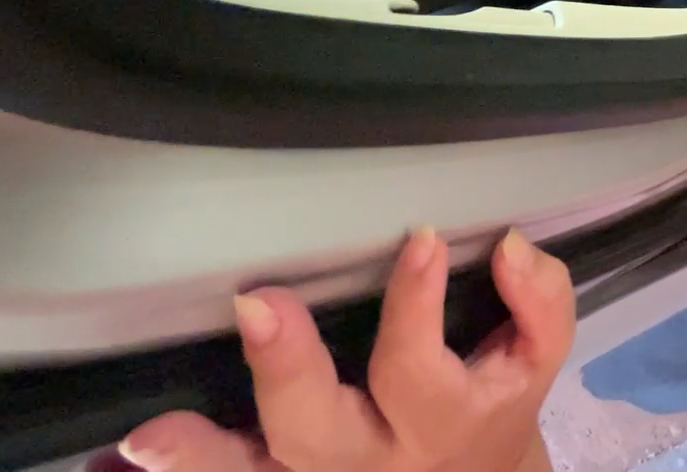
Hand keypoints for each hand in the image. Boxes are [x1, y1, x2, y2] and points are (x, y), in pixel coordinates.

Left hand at [116, 228, 573, 471]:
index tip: (421, 237)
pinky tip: (142, 454)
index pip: (418, 364)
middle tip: (259, 303)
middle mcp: (378, 462)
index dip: (416, 301)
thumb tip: (508, 245)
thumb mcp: (544, 349)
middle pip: (322, 429)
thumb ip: (541, 295)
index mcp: (447, 419)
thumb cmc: (505, 393)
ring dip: (203, 456)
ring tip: (153, 429)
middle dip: (288, 368)